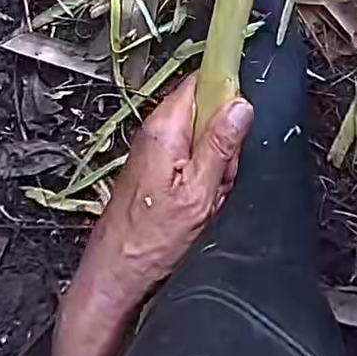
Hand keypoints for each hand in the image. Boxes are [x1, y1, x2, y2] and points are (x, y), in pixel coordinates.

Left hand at [36, 78, 252, 355]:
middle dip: (225, 141)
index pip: (202, 80)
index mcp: (165, 126)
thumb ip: (220, 145)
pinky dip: (203, 180)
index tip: (241, 119)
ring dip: (216, 166)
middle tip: (221, 175)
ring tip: (207, 197)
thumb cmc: (147, 241)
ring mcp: (157, 148)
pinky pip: (193, 159)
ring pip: (204, 138)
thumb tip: (241, 105)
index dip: (228, 94)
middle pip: (208, 111)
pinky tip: (198, 205)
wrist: (116, 275)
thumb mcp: (197, 193)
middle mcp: (157, 130)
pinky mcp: (158, 167)